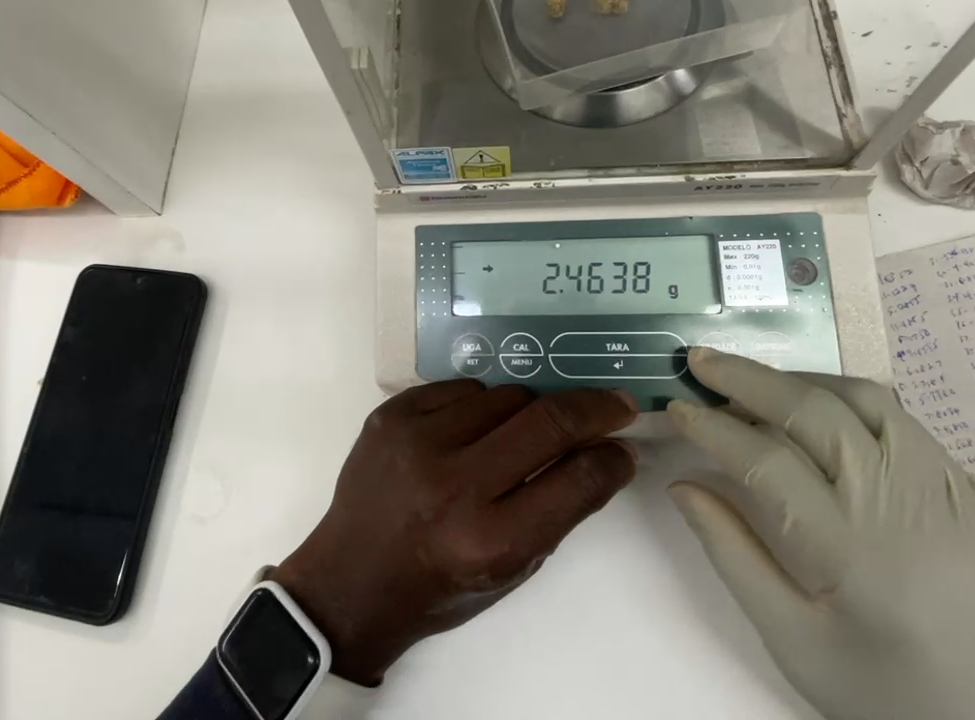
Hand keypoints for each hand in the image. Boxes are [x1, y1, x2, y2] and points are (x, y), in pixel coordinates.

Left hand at [271, 381, 636, 684]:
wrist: (350, 579)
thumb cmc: (439, 586)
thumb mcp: (510, 569)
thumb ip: (558, 509)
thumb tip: (604, 452)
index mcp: (489, 541)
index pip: (575, 481)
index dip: (612, 459)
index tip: (625, 446)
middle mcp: (453, 485)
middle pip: (547, 422)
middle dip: (593, 408)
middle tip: (615, 405)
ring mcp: (417, 442)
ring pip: (505, 396)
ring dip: (528, 410)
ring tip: (521, 433)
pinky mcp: (390, 415)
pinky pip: (460, 388)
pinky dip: (479, 405)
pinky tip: (473, 430)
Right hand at [667, 348, 974, 719]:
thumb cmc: (889, 696)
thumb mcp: (795, 643)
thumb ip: (732, 555)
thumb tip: (683, 485)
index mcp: (855, 552)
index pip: (767, 461)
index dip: (713, 428)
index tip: (675, 408)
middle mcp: (904, 504)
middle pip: (816, 411)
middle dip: (748, 378)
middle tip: (699, 362)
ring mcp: (947, 491)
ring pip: (866, 400)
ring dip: (800, 380)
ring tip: (754, 382)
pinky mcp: (972, 493)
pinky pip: (905, 422)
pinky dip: (849, 400)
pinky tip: (820, 412)